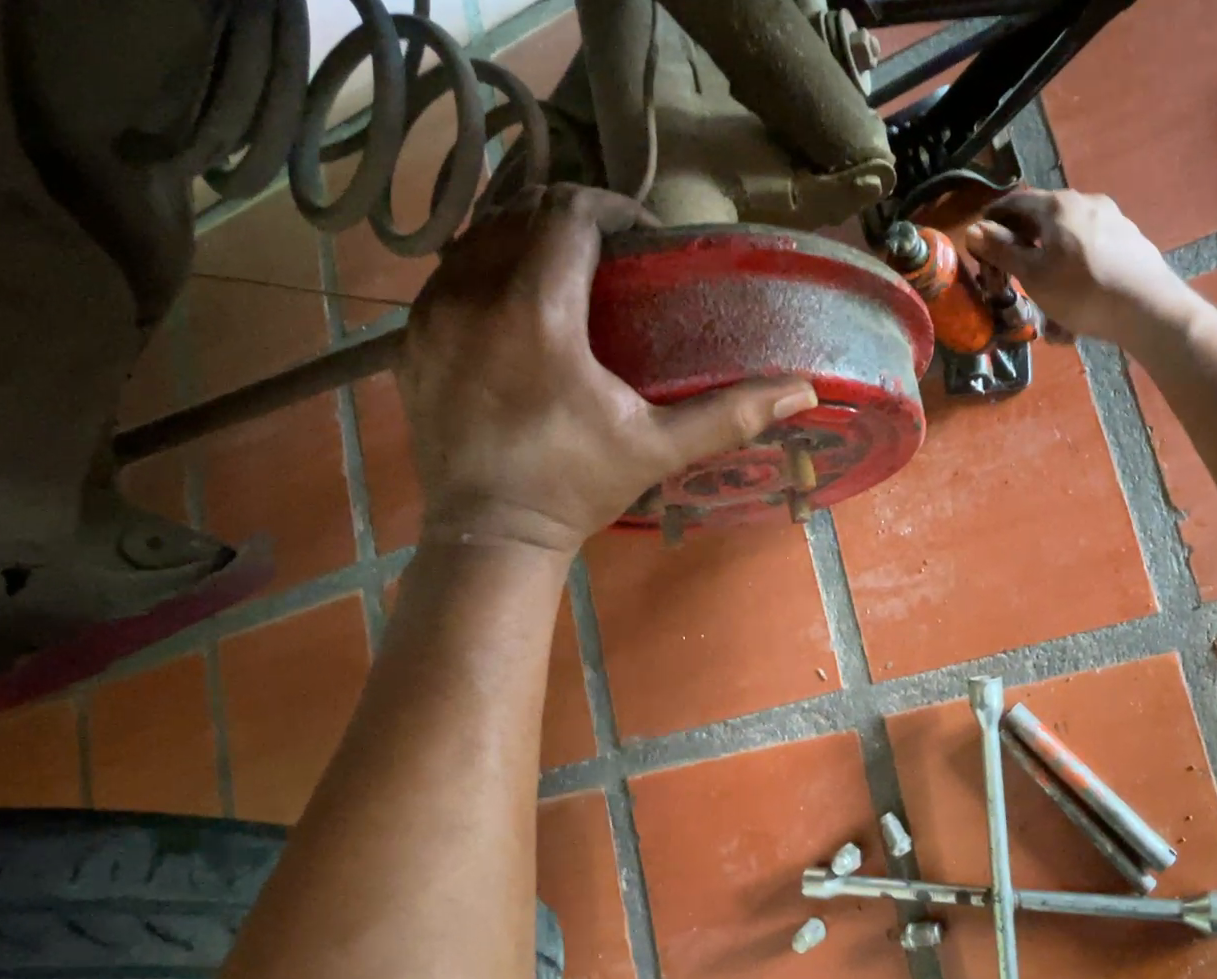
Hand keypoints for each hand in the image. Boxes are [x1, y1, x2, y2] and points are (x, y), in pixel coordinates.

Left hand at [400, 184, 817, 553]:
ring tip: (564, 270)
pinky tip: (515, 305)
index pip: (567, 213)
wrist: (490, 534)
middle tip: (610, 249)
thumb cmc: (577, 486)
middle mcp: (474, 297)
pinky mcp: (412, 341)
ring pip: (475, 237)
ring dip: (523, 238)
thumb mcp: (659, 448)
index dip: (609, 206)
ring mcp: (433, 317)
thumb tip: (804, 391)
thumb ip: (729, 413)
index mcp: (538, 313)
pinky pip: (446, 275)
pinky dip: (485, 269)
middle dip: (568, 217)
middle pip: (518, 212)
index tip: (640, 231)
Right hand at [963, 189, 1190, 346]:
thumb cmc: (1080, 291)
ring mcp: (1112, 220)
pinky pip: (1092, 252)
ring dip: (1052, 264)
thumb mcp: (1032, 275)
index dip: (993, 220)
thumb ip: (1002, 250)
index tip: (981, 243)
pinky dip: (1076, 271)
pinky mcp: (1130, 241)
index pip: (1014, 202)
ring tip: (1047, 298)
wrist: (1147, 308)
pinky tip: (1078, 302)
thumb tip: (974, 229)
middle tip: (1012, 274)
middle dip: (1025, 246)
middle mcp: (1086, 202)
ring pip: (1069, 239)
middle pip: (1043, 220)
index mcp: (1057, 205)